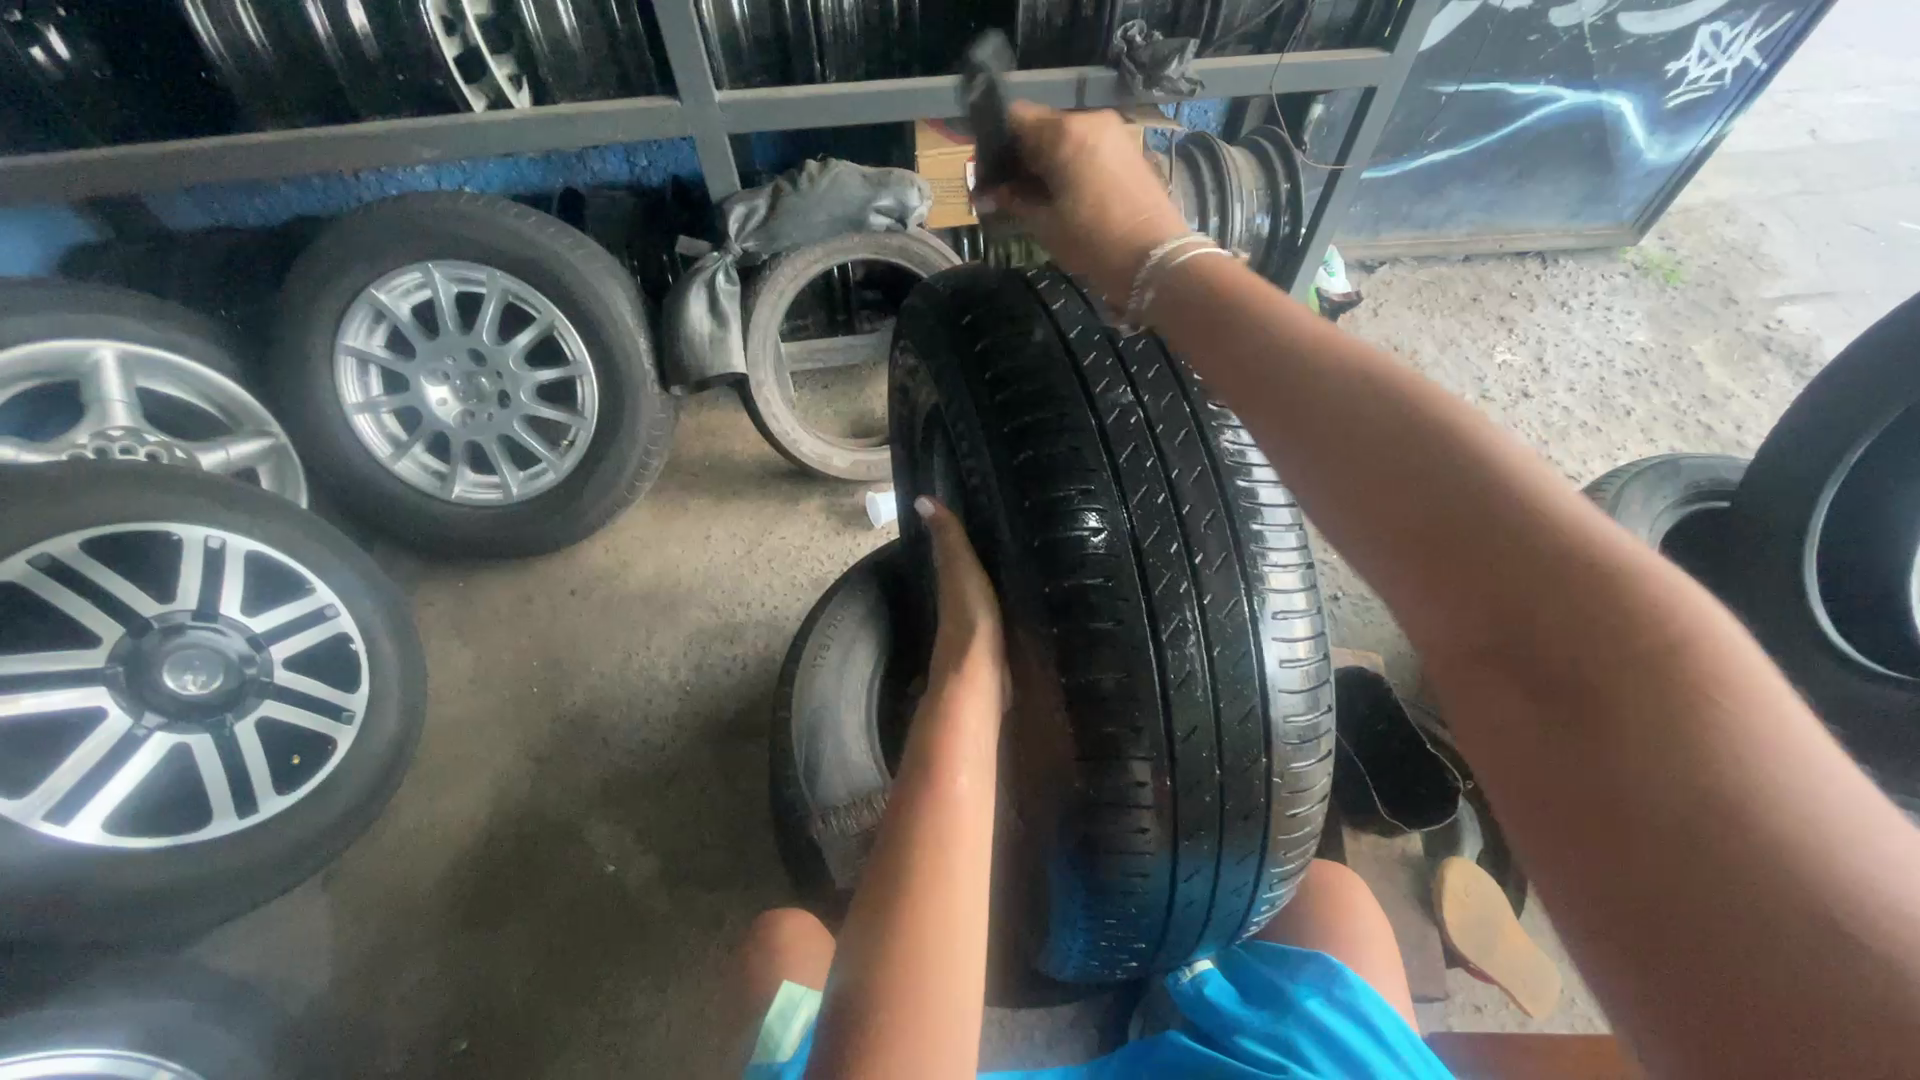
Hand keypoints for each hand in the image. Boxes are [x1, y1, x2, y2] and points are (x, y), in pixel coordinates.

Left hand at [915, 496, 1008, 709]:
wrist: (980, 674)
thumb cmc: (969, 616)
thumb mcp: (958, 570)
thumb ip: (948, 539)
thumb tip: (921, 498)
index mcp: (952, 584)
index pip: (954, 554)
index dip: (961, 537)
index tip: (982, 513)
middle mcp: (962, 605)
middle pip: (972, 577)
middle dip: (986, 561)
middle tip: (1013, 536)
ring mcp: (981, 628)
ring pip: (990, 598)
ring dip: (1001, 585)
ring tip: (1027, 565)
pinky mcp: (1001, 646)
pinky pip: (1007, 618)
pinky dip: (1014, 608)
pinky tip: (1030, 604)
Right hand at [979, 101, 1192, 309]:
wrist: (1156, 260)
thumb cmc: (1094, 242)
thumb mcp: (1045, 224)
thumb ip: (1014, 200)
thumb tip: (987, 193)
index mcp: (1064, 133)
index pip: (1015, 117)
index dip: (995, 143)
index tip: (986, 173)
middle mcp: (1090, 121)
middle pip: (1041, 127)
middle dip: (1021, 156)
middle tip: (1005, 191)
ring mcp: (1114, 133)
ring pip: (1065, 138)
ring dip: (1045, 162)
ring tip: (1034, 197)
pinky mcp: (1129, 151)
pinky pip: (1088, 148)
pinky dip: (1070, 165)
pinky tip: (1063, 195)